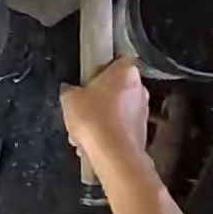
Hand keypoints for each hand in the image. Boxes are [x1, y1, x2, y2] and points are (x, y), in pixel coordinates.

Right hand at [61, 59, 153, 180]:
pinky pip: (120, 126)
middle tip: (81, 108)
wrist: (113, 153)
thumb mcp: (69, 99)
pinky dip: (107, 132)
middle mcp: (140, 87)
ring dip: (102, 117)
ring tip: (82, 133)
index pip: (116, 60)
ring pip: (117, 108)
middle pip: (116, 86)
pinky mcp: (142, 130)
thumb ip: (70, 90)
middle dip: (99, 97)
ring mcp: (144, 109)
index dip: (100, 68)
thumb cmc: (92, 118)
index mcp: (126, 71)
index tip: (87, 80)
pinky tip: (92, 143)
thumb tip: (72, 91)